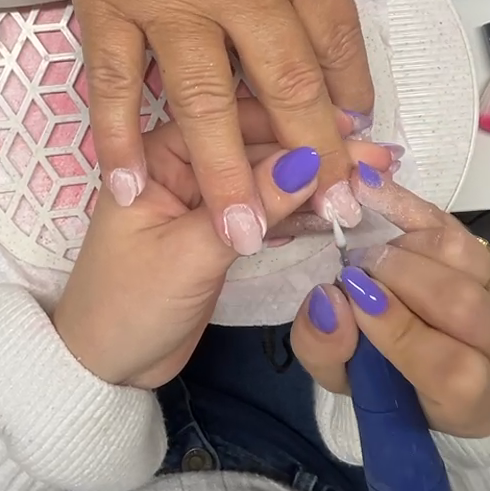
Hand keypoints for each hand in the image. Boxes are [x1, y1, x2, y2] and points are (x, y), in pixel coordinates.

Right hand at [45, 0, 372, 254]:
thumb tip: (318, 0)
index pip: (335, 43)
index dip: (350, 96)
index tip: (358, 135)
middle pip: (286, 88)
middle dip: (316, 159)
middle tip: (335, 215)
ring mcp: (167, 0)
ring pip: (205, 104)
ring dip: (228, 176)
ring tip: (245, 235)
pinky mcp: (107, 3)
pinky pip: (115, 85)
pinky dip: (118, 141)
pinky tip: (127, 189)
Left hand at [54, 105, 392, 386]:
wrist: (108, 367)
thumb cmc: (130, 304)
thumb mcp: (191, 253)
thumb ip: (251, 207)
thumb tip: (311, 159)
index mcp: (162, 151)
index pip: (234, 123)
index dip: (295, 126)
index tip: (352, 130)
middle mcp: (186, 162)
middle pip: (260, 148)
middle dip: (318, 151)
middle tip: (381, 155)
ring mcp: (207, 195)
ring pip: (270, 178)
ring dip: (319, 179)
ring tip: (377, 174)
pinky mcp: (223, 227)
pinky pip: (268, 208)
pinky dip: (303, 207)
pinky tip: (341, 201)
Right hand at [292, 170, 489, 438]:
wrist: (436, 378)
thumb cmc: (387, 387)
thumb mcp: (342, 385)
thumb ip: (326, 350)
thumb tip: (328, 300)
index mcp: (470, 403)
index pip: (451, 367)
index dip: (398, 326)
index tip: (351, 293)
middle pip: (462, 304)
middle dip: (399, 275)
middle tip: (352, 265)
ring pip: (467, 259)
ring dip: (409, 244)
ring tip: (368, 247)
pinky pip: (454, 226)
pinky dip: (410, 205)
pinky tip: (371, 189)